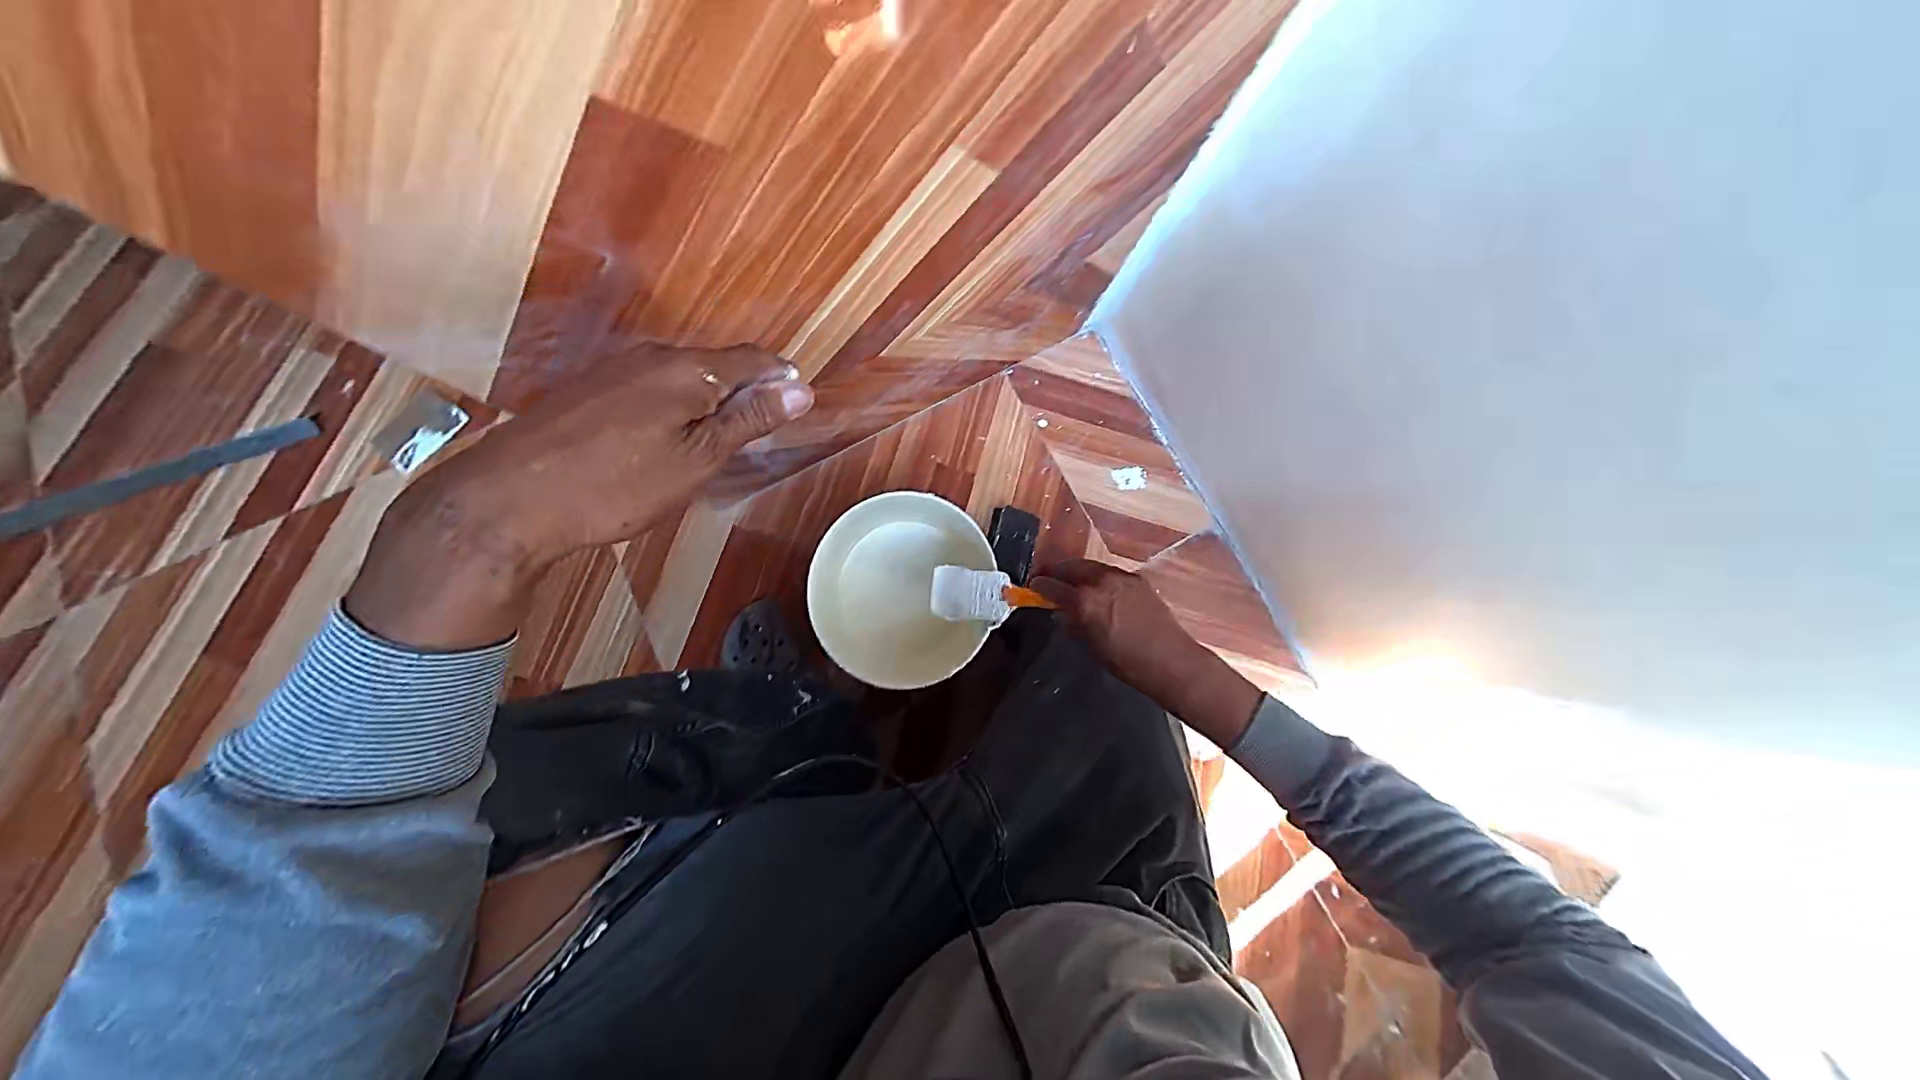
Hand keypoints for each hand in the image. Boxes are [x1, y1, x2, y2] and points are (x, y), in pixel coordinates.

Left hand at [346, 343, 812, 648]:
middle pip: (715, 366)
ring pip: (680, 379)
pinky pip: (648, 389)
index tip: (796, 404)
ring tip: (715, 445)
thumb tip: (799, 388)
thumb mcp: (697, 459)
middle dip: (744, 393)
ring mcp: (613, 371)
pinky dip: (671, 411)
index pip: (752, 359)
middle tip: (758, 435)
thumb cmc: (616, 485)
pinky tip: (664, 443)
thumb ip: (748, 420)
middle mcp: (650, 358)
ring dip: (707, 403)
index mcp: (685, 370)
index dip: (780, 379)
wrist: (509, 501)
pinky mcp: (586, 391)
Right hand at [1031, 559, 1262, 747]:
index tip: (1032, 587)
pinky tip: (1099, 592)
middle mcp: (1101, 581)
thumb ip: (1074, 625)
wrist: (1171, 661)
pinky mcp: (1137, 581)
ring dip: (1078, 573)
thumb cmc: (1127, 663)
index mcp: (1085, 600)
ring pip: (1091, 567)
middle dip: (1057, 572)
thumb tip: (1063, 614)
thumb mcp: (1091, 646)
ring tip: (1073, 585)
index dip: (1038, 586)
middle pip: (1071, 567)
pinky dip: (1098, 579)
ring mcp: (1121, 578)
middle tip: (1048, 580)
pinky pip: (1109, 574)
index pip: (1052, 585)